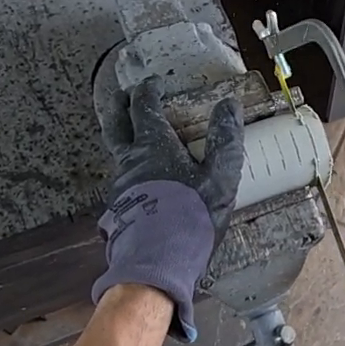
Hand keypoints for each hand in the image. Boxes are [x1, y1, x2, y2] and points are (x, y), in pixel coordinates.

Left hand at [91, 76, 244, 339]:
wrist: (157, 263)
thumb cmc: (191, 215)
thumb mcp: (220, 176)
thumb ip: (226, 139)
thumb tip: (229, 104)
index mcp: (153, 147)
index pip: (144, 109)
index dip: (147, 92)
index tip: (152, 82)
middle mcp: (129, 163)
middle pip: (115, 126)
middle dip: (119, 108)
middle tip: (124, 97)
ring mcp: (120, 188)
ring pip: (117, 155)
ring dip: (123, 141)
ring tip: (134, 139)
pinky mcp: (119, 211)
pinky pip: (122, 181)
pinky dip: (130, 170)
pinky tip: (141, 182)